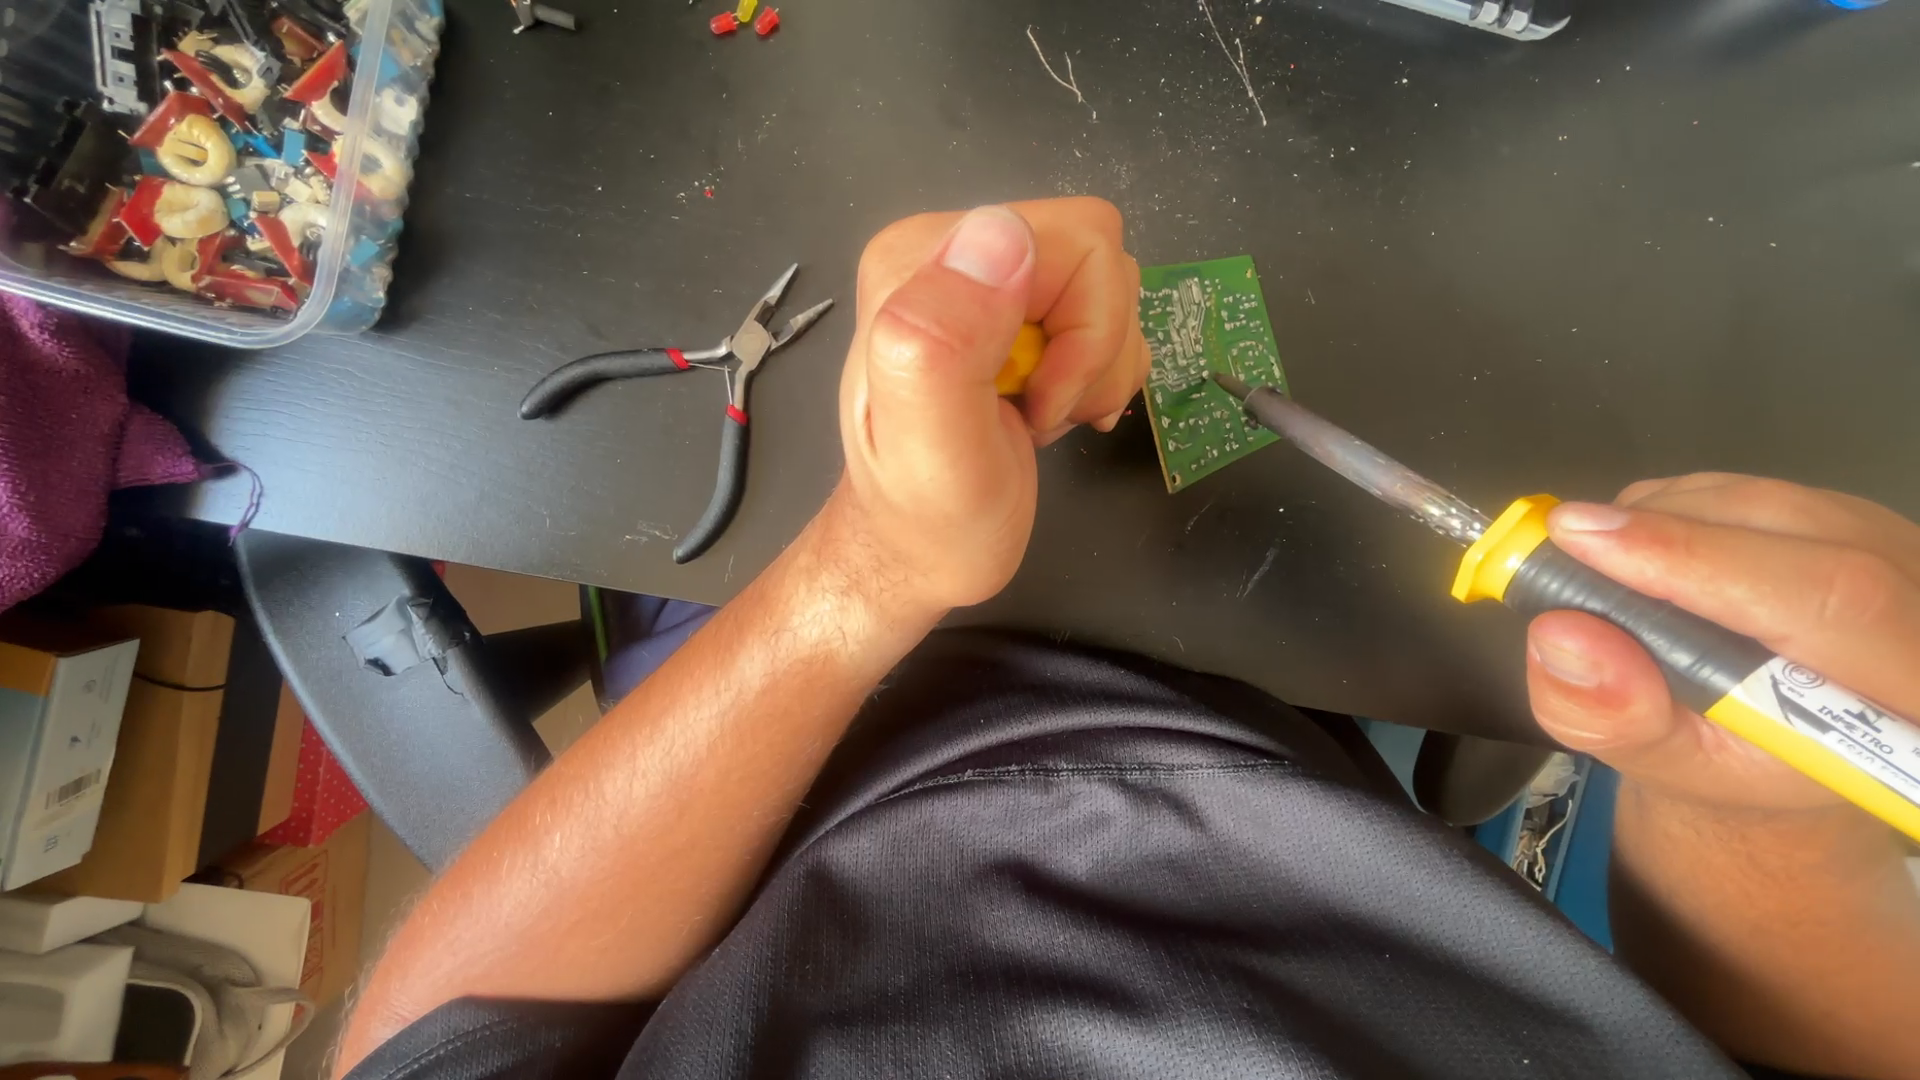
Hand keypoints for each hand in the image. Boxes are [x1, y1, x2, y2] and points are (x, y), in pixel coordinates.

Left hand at [831, 199, 1147, 612]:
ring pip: (1111, 286)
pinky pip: (1105, 312)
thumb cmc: (931, 521)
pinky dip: (1097, 372)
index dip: (1084, 334)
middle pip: (1098, 258)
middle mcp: (949, 251)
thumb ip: (947, 343)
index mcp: (918, 261)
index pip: (1075, 243)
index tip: (1037, 403)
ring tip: (1040, 417)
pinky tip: (1051, 409)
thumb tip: (1002, 235)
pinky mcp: (1016, 310)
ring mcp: (986, 280)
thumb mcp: (933, 451)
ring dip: (1097, 368)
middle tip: (1041, 413)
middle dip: (1093, 352)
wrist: (925, 551)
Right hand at [1525, 473, 1919, 819]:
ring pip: (1762, 503)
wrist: (1769, 737)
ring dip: (1657, 519)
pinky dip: (1670, 509)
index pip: (1827, 597)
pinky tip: (1644, 552)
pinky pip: (1746, 491)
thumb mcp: (1658, 765)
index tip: (1579, 539)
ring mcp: (1896, 552)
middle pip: (1795, 530)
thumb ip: (1612, 716)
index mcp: (1904, 690)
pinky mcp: (1848, 519)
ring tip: (1599, 566)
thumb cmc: (1726, 763)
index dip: (1694, 558)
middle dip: (1659, 530)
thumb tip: (1559, 634)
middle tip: (1560, 541)